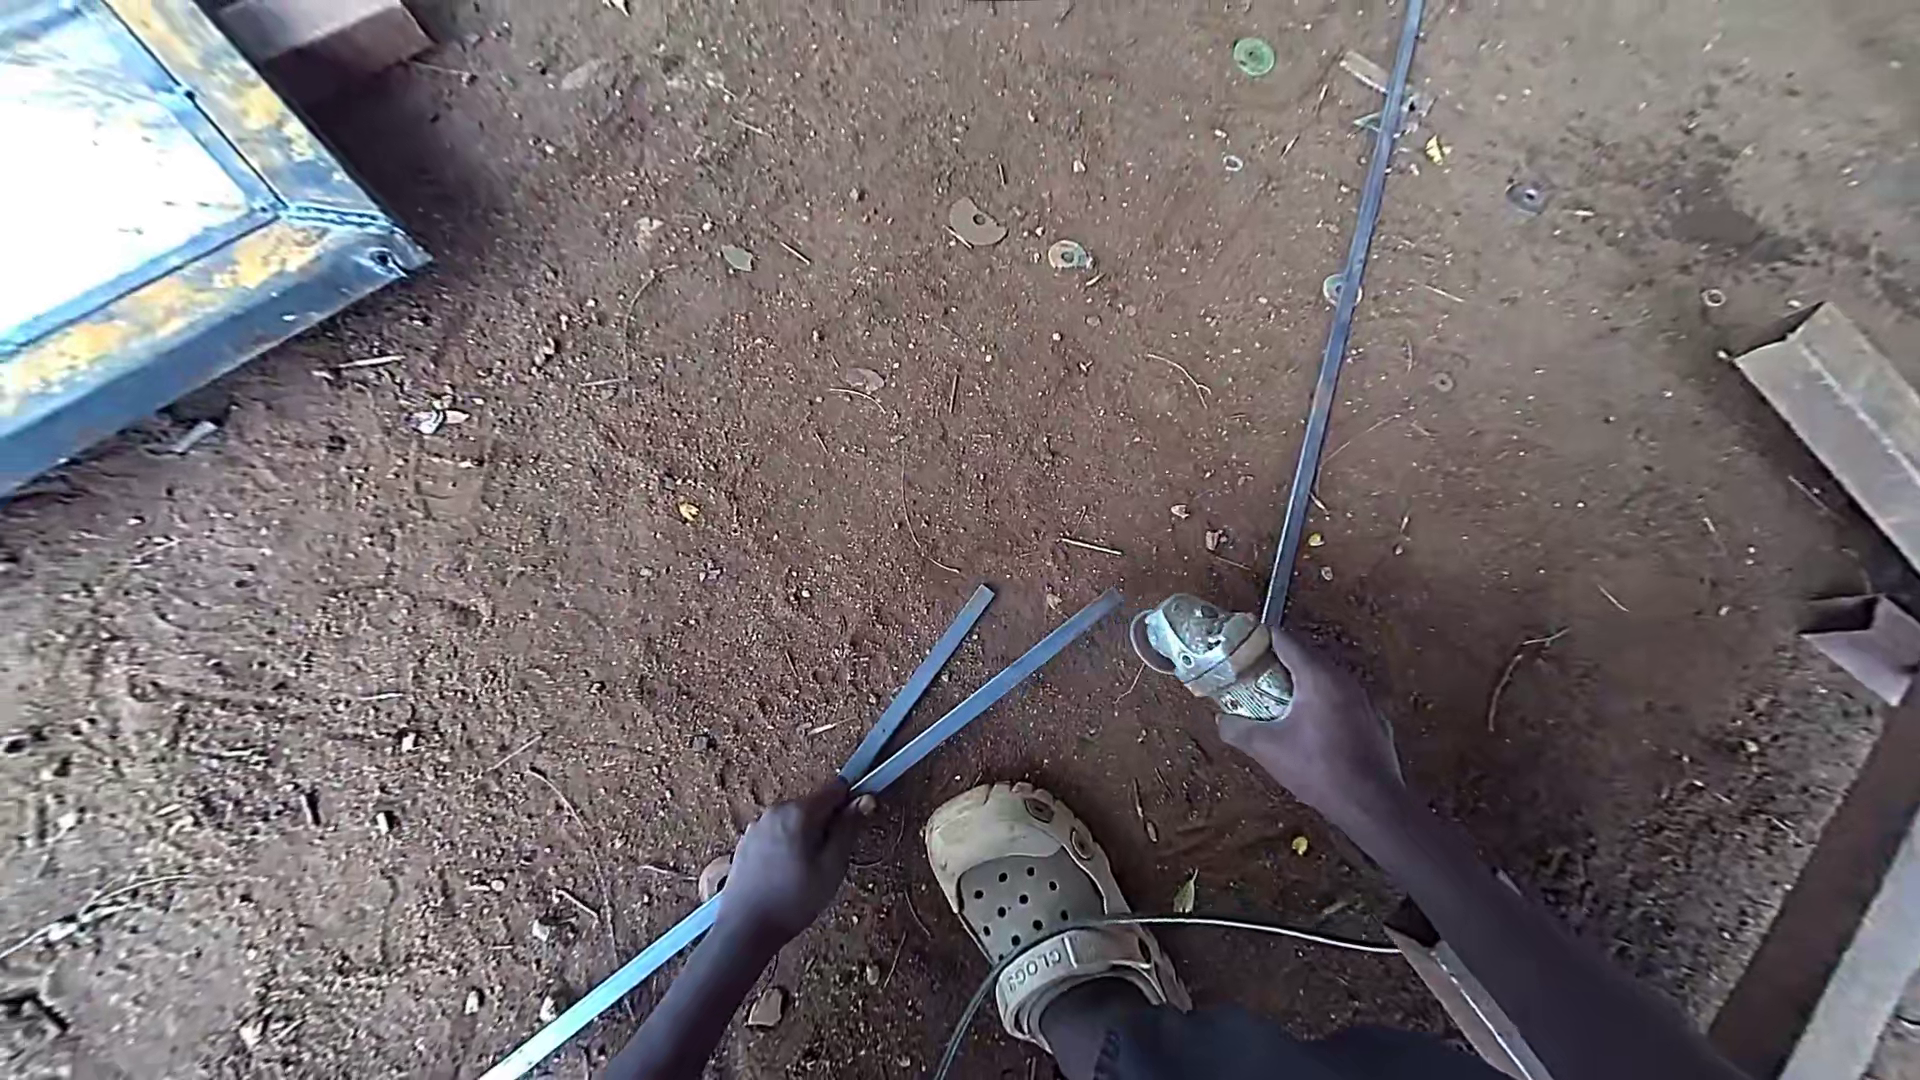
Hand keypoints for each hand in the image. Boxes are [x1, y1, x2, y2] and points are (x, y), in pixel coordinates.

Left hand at [714, 779, 875, 945]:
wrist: (743, 932)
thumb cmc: (794, 900)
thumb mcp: (832, 867)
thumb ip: (848, 828)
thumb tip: (866, 799)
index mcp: (799, 811)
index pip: (835, 788)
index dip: (849, 803)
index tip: (852, 827)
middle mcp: (776, 809)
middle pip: (813, 804)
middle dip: (825, 823)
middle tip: (827, 859)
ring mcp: (757, 825)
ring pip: (794, 819)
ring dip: (805, 834)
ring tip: (804, 871)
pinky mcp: (745, 842)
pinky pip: (776, 832)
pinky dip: (785, 844)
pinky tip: (782, 874)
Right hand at [1216, 628, 1404, 822]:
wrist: (1373, 807)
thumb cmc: (1318, 769)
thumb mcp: (1265, 748)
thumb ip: (1236, 729)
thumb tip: (1220, 720)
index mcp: (1318, 677)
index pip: (1284, 639)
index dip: (1258, 636)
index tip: (1238, 642)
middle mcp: (1344, 681)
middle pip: (1304, 655)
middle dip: (1274, 660)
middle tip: (1248, 671)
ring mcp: (1364, 701)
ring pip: (1324, 677)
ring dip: (1297, 681)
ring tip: (1272, 697)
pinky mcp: (1374, 722)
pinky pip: (1340, 699)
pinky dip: (1319, 701)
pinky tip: (1307, 725)